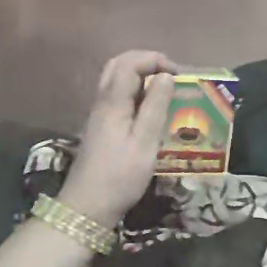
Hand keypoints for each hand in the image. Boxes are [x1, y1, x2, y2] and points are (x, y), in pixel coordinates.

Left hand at [57, 51, 178, 227]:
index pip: (130, 62)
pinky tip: (151, 111)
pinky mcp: (101, 128)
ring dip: (140, 77)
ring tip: (164, 91)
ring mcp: (99, 114)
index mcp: (112, 101)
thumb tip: (165, 75)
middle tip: (171, 76)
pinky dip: (135, 94)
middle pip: (119, 65)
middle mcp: (102, 101)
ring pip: (116, 81)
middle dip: (146, 63)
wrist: (87, 207)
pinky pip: (117, 97)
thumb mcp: (145, 142)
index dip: (155, 60)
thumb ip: (155, 106)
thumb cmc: (120, 176)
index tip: (179, 74)